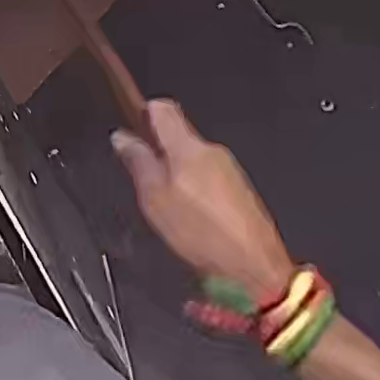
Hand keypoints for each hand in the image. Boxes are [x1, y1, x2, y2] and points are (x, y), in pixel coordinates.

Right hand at [112, 100, 294, 299]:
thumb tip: (122, 138)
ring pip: (192, 157)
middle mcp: (212, 151)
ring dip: (176, 172)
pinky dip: (195, 187)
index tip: (133, 132)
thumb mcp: (154, 198)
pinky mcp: (241, 189)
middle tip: (145, 180)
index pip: (162, 108)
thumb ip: (138, 162)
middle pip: (177, 135)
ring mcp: (230, 170)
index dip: (143, 113)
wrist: (257, 270)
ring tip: (169, 204)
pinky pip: (209, 176)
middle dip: (158, 152)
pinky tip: (192, 216)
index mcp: (188, 147)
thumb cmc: (203, 234)